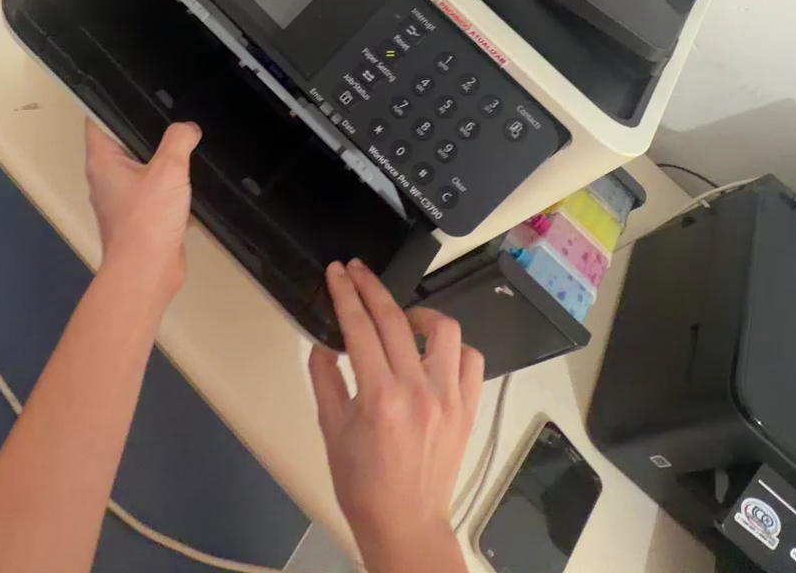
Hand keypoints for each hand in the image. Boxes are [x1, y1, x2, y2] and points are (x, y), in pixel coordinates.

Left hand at [83, 119, 199, 293]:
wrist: (147, 272)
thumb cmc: (147, 218)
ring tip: (188, 142)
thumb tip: (188, 128)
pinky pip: (155, 192)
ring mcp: (121, 200)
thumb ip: (179, 140)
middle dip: (147, 130)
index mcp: (102, 160)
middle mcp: (106, 178)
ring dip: (162, 160)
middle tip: (174, 112)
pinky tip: (194, 178)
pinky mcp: (140, 218)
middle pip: (124, 142)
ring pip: (142, 168)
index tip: (138, 89)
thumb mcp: (168, 169)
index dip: (114, 103)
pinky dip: (171, 186)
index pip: (98, 120)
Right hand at [308, 259, 483, 572]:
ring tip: (400, 317)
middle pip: (395, 319)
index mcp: (380, 397)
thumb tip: (324, 343)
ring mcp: (450, 398)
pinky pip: (471, 361)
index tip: (337, 272)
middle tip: (356, 270)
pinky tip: (433, 350)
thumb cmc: (363, 484)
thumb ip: (325, 379)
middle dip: (371, 287)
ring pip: (443, 330)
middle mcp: (419, 391)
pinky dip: (453, 347)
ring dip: (417, 313)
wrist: (405, 525)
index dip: (346, 293)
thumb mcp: (331, 430)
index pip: (360, 327)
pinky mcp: (468, 408)